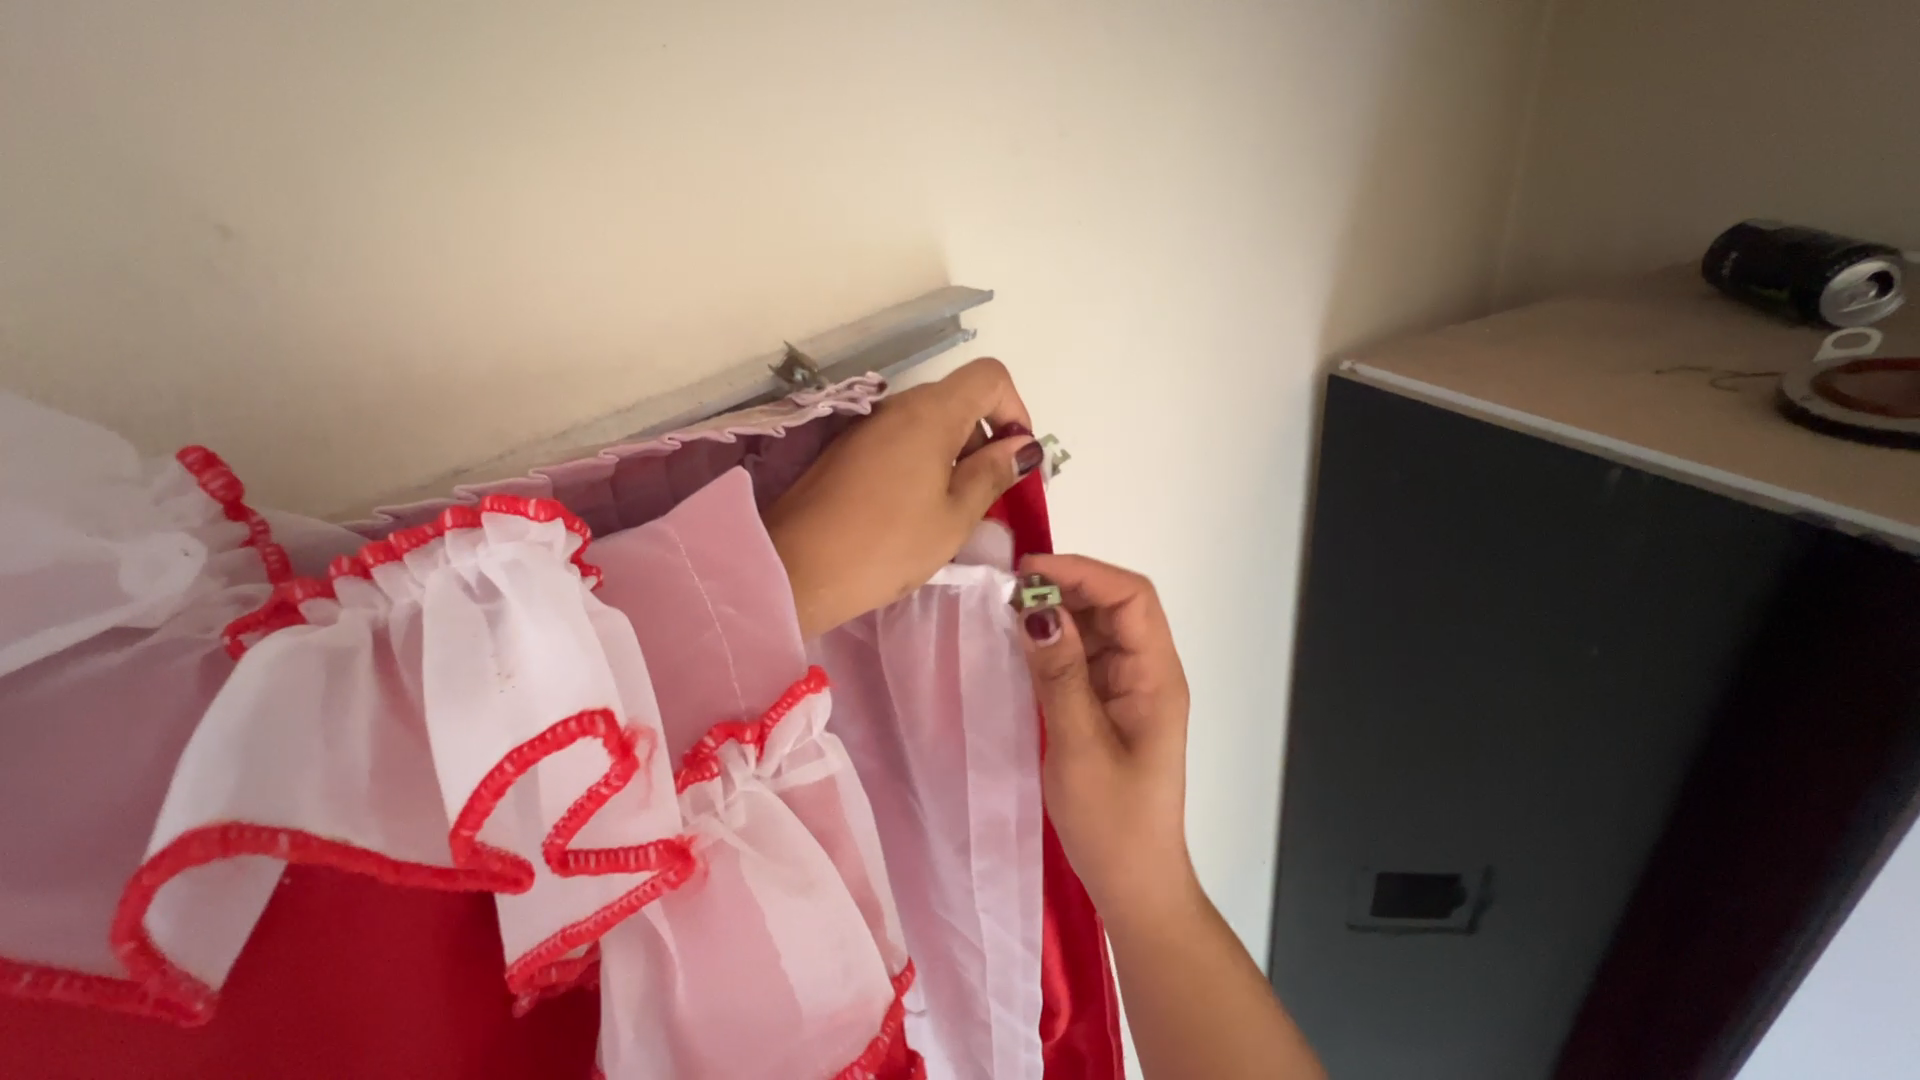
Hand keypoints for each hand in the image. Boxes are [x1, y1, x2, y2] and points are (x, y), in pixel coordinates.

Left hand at [767, 358, 1043, 639]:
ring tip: (952, 513)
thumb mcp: (955, 516)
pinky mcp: (846, 451)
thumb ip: (993, 473)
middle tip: (991, 497)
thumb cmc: (887, 546)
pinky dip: (923, 465)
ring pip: (929, 425)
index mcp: (931, 413)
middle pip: (959, 400)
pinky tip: (916, 513)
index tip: (1017, 459)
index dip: (1015, 410)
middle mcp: (898, 407)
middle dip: (987, 439)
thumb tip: (1023, 447)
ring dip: (955, 457)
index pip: (990, 377)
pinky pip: (900, 443)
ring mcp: (867, 427)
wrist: (795, 570)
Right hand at [1016, 554, 1197, 920]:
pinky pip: (1080, 658)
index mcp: (1156, 677)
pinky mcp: (1104, 706)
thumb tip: (1036, 610)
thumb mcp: (1080, 747)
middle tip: (1008, 591)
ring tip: (1006, 611)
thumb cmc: (1114, 823)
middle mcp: (1146, 673)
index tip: (1029, 573)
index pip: (1132, 598)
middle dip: (1066, 587)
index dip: (1084, 573)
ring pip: (1095, 629)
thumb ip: (1060, 676)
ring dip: (1056, 613)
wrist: (1133, 883)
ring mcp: (1126, 689)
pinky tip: (1019, 645)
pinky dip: (1051, 644)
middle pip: (1114, 606)